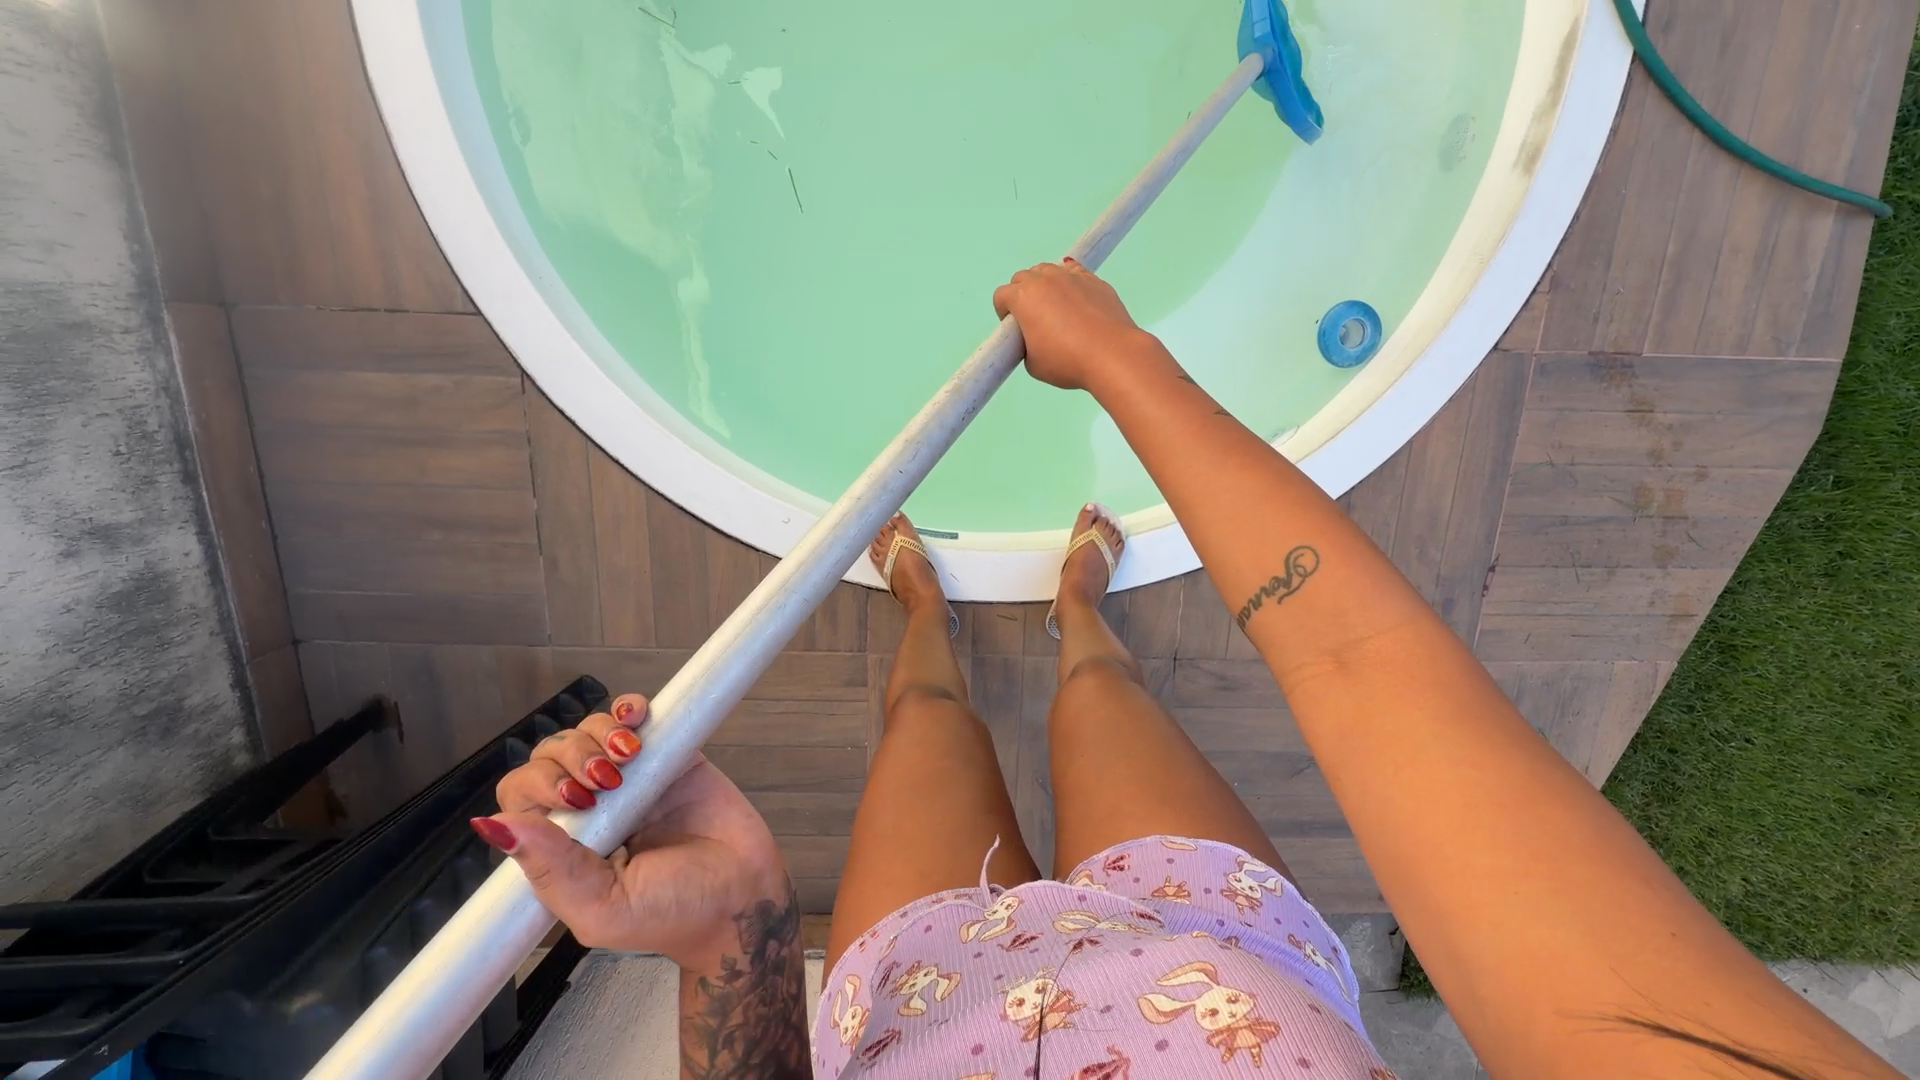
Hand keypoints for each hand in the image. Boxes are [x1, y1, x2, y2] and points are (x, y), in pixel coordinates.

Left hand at [471, 693, 787, 972]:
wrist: (746, 893)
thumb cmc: (675, 914)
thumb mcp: (604, 909)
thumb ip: (552, 869)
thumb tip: (493, 826)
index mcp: (565, 847)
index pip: (522, 800)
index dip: (536, 786)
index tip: (573, 799)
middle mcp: (593, 807)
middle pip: (552, 756)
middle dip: (570, 757)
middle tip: (604, 782)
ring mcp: (632, 777)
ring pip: (590, 731)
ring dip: (598, 732)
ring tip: (627, 756)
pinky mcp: (669, 753)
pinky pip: (635, 718)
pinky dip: (627, 708)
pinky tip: (634, 718)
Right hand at [993, 258, 1155, 391]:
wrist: (1112, 354)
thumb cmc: (1067, 362)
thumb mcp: (1032, 364)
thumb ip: (1026, 344)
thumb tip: (1035, 337)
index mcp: (1023, 297)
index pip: (1001, 296)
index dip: (1004, 313)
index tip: (1014, 329)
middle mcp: (1044, 280)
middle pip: (1023, 278)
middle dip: (1022, 295)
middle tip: (1033, 319)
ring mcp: (1071, 276)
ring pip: (1048, 270)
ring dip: (1045, 285)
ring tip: (1055, 308)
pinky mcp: (1094, 280)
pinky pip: (1075, 272)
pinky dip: (1070, 282)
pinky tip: (1076, 299)